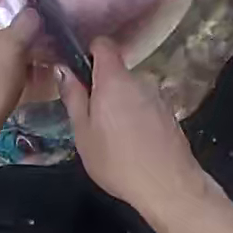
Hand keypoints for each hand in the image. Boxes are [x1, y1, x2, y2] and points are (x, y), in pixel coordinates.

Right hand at [60, 39, 215, 217]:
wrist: (169, 187)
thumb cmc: (117, 160)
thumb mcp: (83, 131)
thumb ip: (73, 96)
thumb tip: (62, 69)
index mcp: (114, 79)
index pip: (103, 45)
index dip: (89, 52)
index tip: (79, 70)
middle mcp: (140, 80)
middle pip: (116, 72)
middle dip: (102, 87)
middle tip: (90, 116)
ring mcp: (158, 97)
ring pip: (131, 91)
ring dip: (119, 104)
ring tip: (111, 135)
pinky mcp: (170, 114)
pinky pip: (145, 105)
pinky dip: (136, 116)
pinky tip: (131, 143)